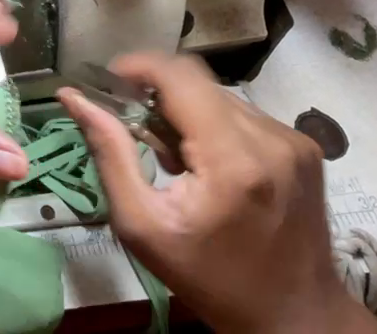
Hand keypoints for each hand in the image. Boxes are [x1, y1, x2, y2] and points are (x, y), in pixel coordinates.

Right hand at [59, 53, 376, 333]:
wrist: (295, 318)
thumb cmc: (210, 278)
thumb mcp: (143, 225)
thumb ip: (109, 153)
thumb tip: (72, 97)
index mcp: (231, 158)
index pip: (178, 75)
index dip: (137, 67)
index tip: (108, 84)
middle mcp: (269, 137)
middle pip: (196, 82)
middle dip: (157, 94)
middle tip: (135, 128)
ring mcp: (292, 140)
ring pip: (218, 95)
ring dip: (186, 110)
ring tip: (174, 155)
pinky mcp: (304, 147)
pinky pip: (243, 113)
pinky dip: (215, 125)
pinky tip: (208, 163)